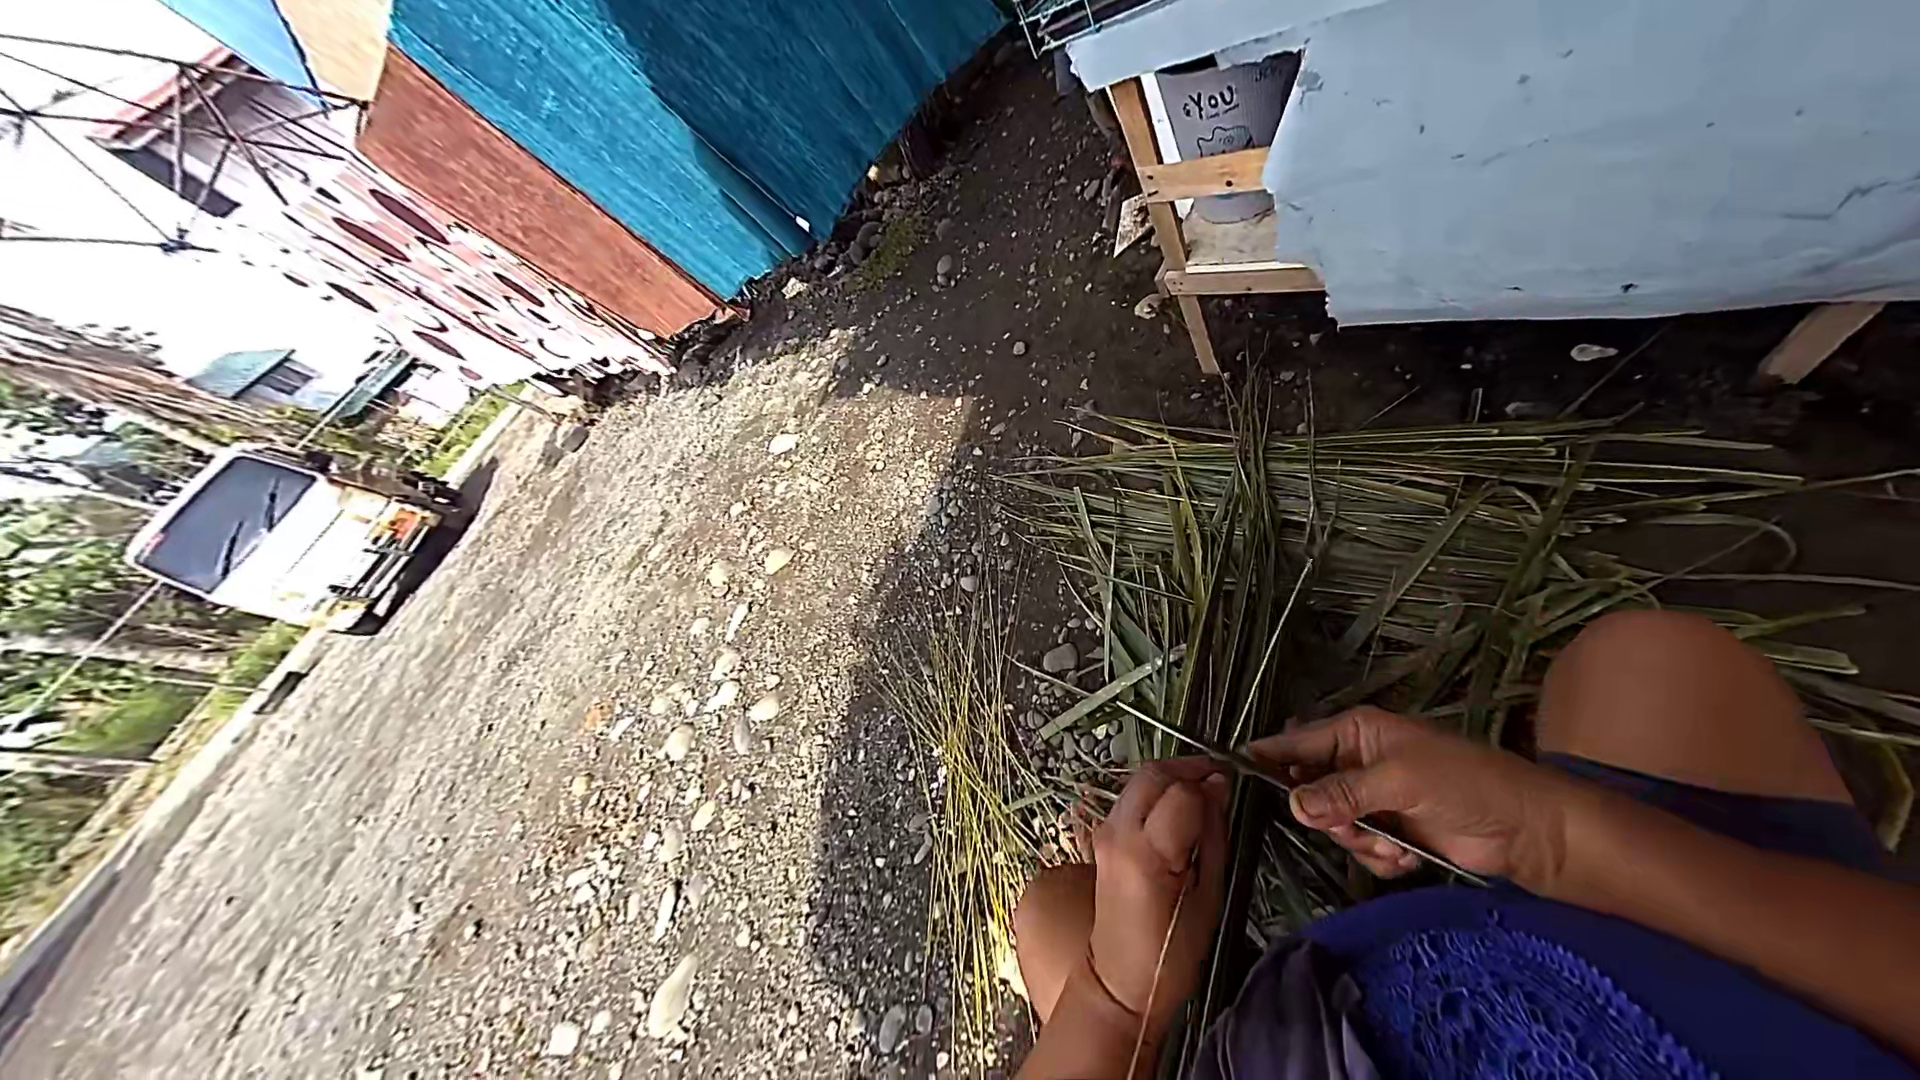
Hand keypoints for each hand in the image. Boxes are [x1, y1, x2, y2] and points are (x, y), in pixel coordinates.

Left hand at [1085, 758, 1230, 1044]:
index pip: (1180, 793)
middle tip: (1219, 778)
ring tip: (1203, 791)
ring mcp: (1104, 829)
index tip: (1230, 784)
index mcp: (1146, 853)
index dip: (1207, 783)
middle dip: (1188, 768)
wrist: (1118, 977)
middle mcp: (1117, 832)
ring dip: (1171, 776)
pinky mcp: (1101, 832)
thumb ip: (1213, 834)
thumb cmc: (1172, 951)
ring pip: (1139, 779)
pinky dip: (1156, 791)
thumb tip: (1220, 788)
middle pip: (1152, 773)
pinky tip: (1178, 807)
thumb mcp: (1209, 895)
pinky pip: (1131, 796)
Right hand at [1247, 707, 1575, 888]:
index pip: (1295, 742)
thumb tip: (1293, 805)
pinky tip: (1406, 855)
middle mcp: (1356, 761)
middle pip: (1308, 788)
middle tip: (1350, 825)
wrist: (1534, 832)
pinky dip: (1378, 854)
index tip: (1236, 771)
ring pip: (1332, 821)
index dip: (1267, 757)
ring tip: (1391, 843)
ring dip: (1357, 839)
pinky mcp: (1390, 829)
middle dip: (1326, 813)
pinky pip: (1359, 844)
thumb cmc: (1465, 785)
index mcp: (1354, 732)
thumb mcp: (1398, 780)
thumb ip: (1341, 792)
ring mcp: (1373, 796)